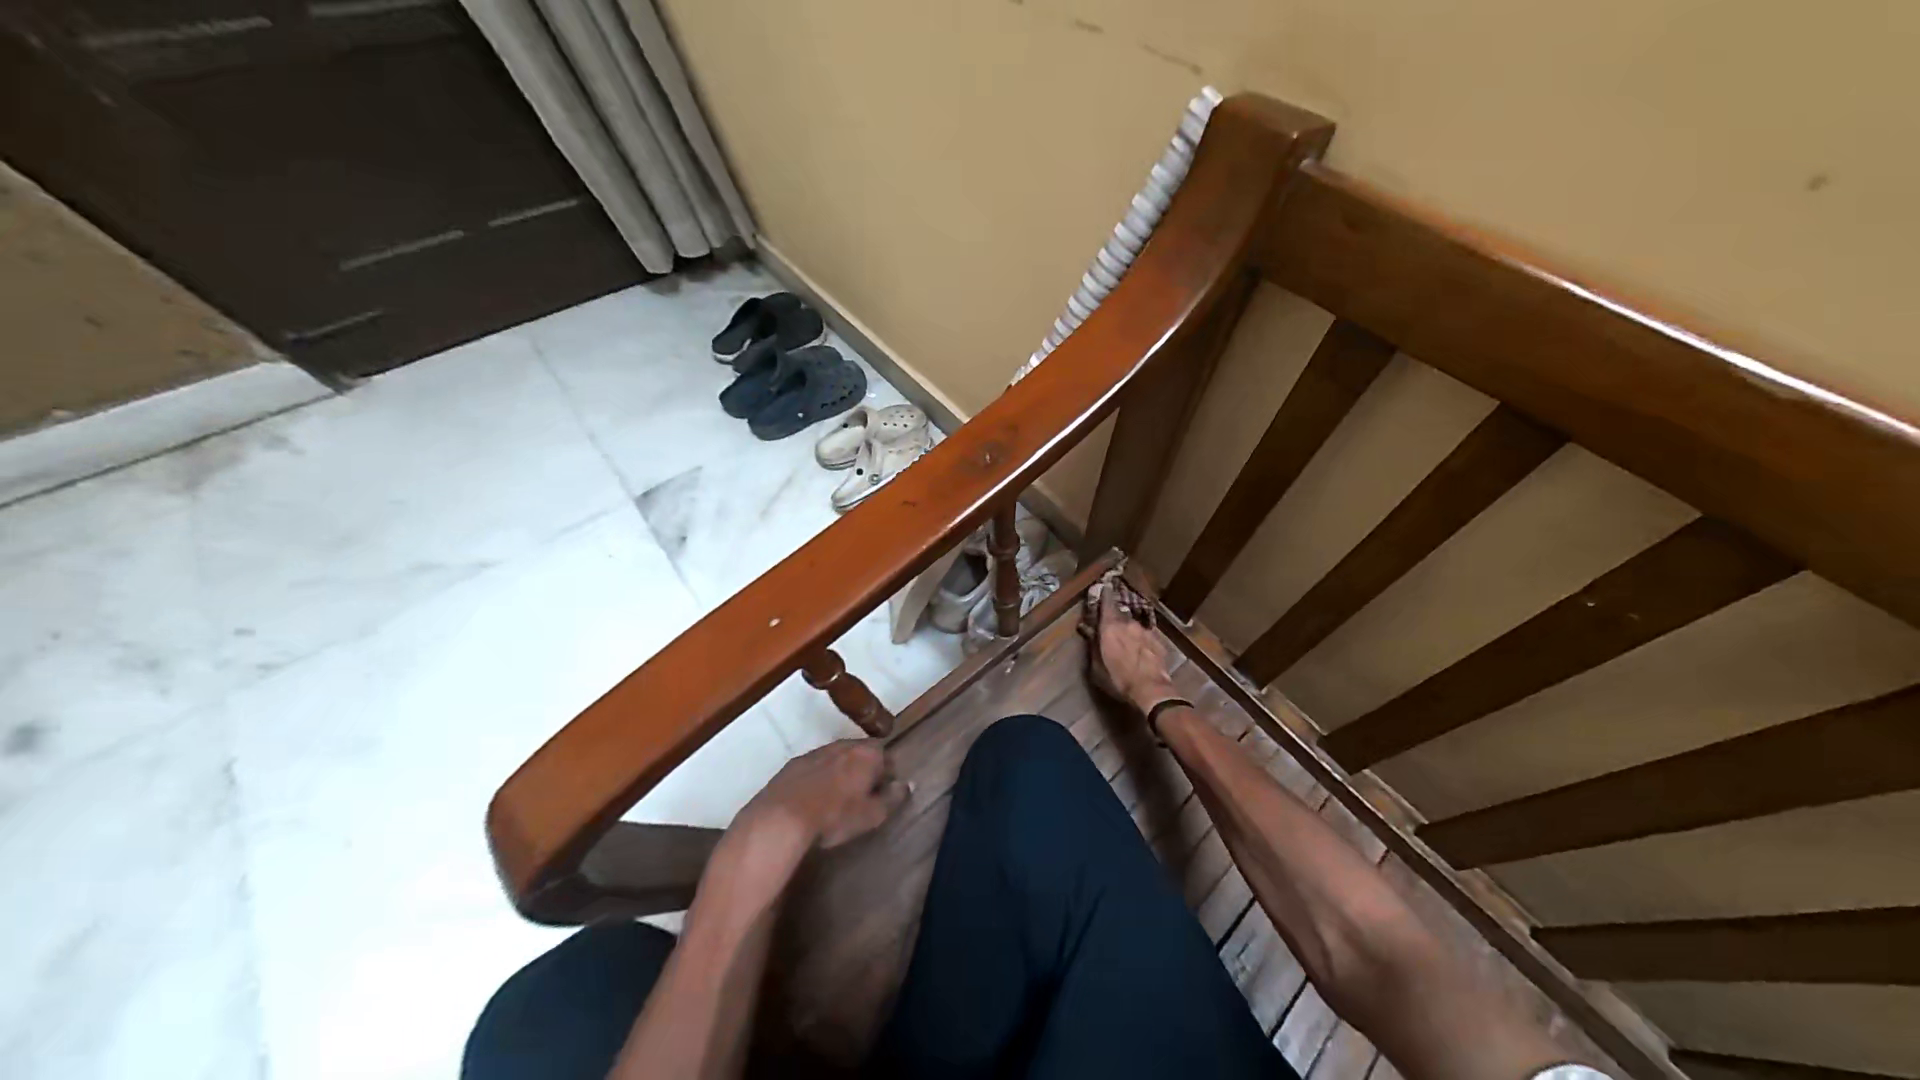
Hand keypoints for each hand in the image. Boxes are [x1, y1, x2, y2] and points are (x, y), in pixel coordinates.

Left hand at [736, 739, 908, 853]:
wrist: (781, 817)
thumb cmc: (834, 816)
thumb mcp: (871, 815)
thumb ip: (892, 798)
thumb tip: (905, 785)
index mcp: (866, 754)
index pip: (887, 757)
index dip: (887, 777)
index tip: (882, 795)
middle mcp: (843, 745)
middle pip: (862, 753)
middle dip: (865, 771)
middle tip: (861, 798)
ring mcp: (816, 751)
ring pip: (838, 758)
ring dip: (841, 773)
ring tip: (837, 799)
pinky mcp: (794, 763)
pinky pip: (816, 766)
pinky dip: (820, 777)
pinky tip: (814, 798)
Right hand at [1087, 579, 1178, 713]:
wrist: (1152, 690)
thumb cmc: (1119, 679)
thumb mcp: (1097, 667)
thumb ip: (1092, 646)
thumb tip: (1088, 630)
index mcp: (1110, 627)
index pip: (1106, 602)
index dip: (1104, 594)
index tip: (1103, 587)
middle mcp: (1128, 623)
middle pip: (1120, 614)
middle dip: (1115, 618)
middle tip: (1111, 626)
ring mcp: (1146, 631)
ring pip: (1133, 625)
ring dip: (1129, 630)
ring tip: (1127, 642)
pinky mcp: (1158, 641)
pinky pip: (1145, 636)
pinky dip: (1141, 640)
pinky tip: (1140, 651)